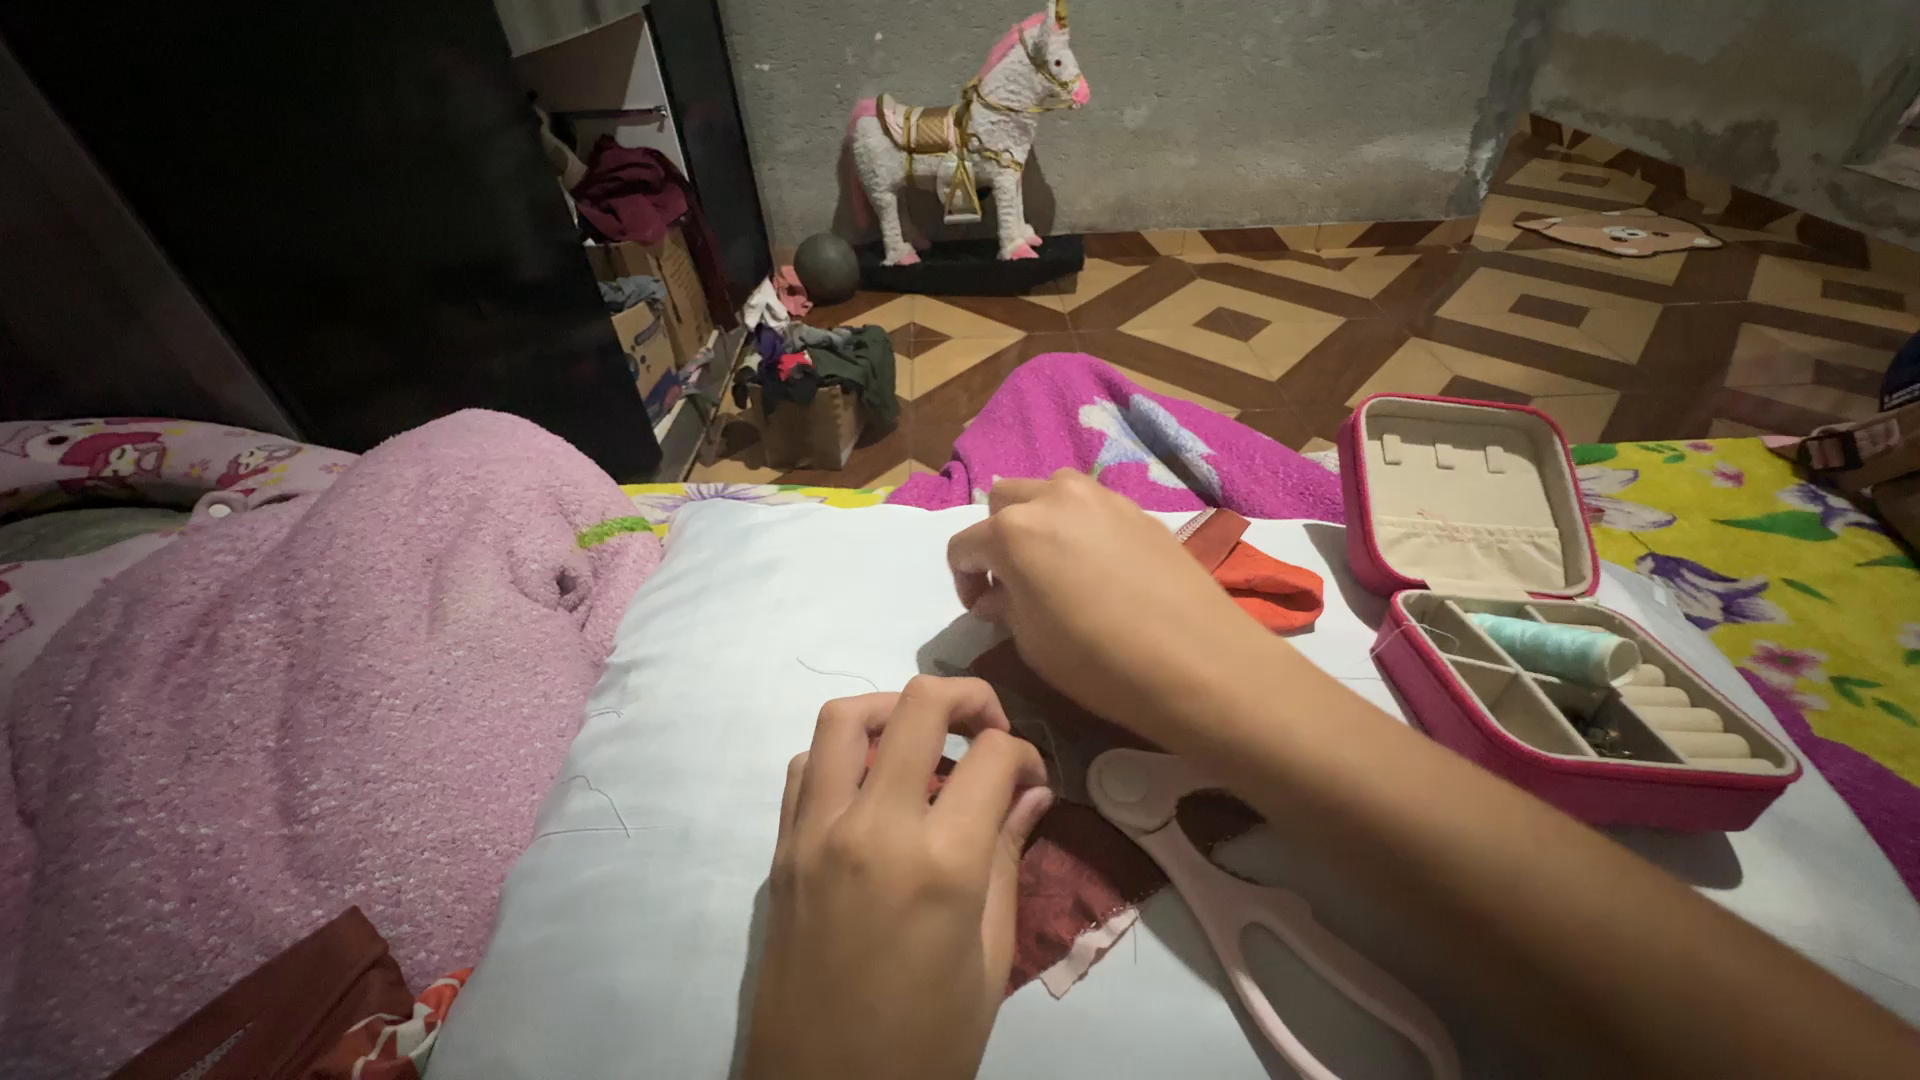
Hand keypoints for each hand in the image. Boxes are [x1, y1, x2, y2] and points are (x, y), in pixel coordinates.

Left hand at [743, 677, 1051, 1079]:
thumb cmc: (925, 1043)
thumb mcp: (987, 959)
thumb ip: (1006, 857)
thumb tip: (1030, 791)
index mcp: (940, 864)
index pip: (991, 756)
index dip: (1023, 752)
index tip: (1029, 776)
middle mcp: (872, 828)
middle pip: (919, 704)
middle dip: (968, 696)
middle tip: (986, 725)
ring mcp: (815, 833)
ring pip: (844, 716)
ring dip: (893, 708)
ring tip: (923, 737)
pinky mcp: (781, 849)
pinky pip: (805, 765)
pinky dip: (841, 752)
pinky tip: (870, 782)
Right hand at [947, 470, 1274, 741]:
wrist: (1198, 661)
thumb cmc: (1099, 661)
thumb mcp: (1032, 643)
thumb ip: (1004, 607)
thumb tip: (997, 595)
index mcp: (1012, 531)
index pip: (963, 545)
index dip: (964, 580)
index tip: (981, 609)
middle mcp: (1052, 498)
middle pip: (1003, 502)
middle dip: (997, 538)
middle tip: (1012, 582)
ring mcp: (1100, 496)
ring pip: (1048, 491)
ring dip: (1038, 520)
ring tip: (1055, 564)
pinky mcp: (1138, 508)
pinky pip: (1090, 505)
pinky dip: (1077, 524)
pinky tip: (1097, 565)